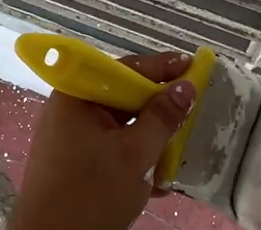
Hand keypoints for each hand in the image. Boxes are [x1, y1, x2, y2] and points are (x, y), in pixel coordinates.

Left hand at [11, 50, 198, 229]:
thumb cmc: (90, 195)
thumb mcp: (135, 155)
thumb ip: (162, 118)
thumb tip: (186, 87)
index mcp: (77, 96)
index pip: (125, 70)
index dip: (161, 68)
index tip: (191, 65)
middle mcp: (70, 110)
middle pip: (122, 98)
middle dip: (157, 108)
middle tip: (189, 108)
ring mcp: (69, 139)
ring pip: (119, 127)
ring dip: (148, 139)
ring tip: (177, 149)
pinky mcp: (72, 166)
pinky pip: (109, 149)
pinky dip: (133, 159)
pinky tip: (158, 179)